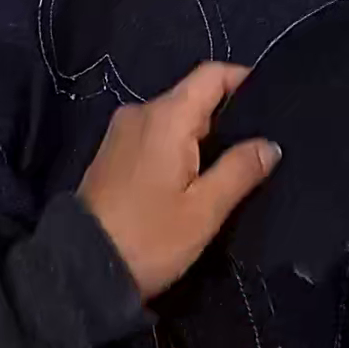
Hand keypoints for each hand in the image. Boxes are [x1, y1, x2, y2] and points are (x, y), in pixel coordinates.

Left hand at [79, 63, 280, 299]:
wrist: (78, 273)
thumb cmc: (147, 238)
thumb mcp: (204, 211)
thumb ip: (239, 170)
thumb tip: (270, 144)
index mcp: (166, 116)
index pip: (212, 74)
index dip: (243, 78)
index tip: (269, 99)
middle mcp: (142, 111)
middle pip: (194, 94)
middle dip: (227, 112)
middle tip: (257, 141)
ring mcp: (122, 130)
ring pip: (174, 115)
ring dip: (202, 131)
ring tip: (230, 160)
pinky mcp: (113, 150)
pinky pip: (156, 131)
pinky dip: (179, 142)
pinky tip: (193, 172)